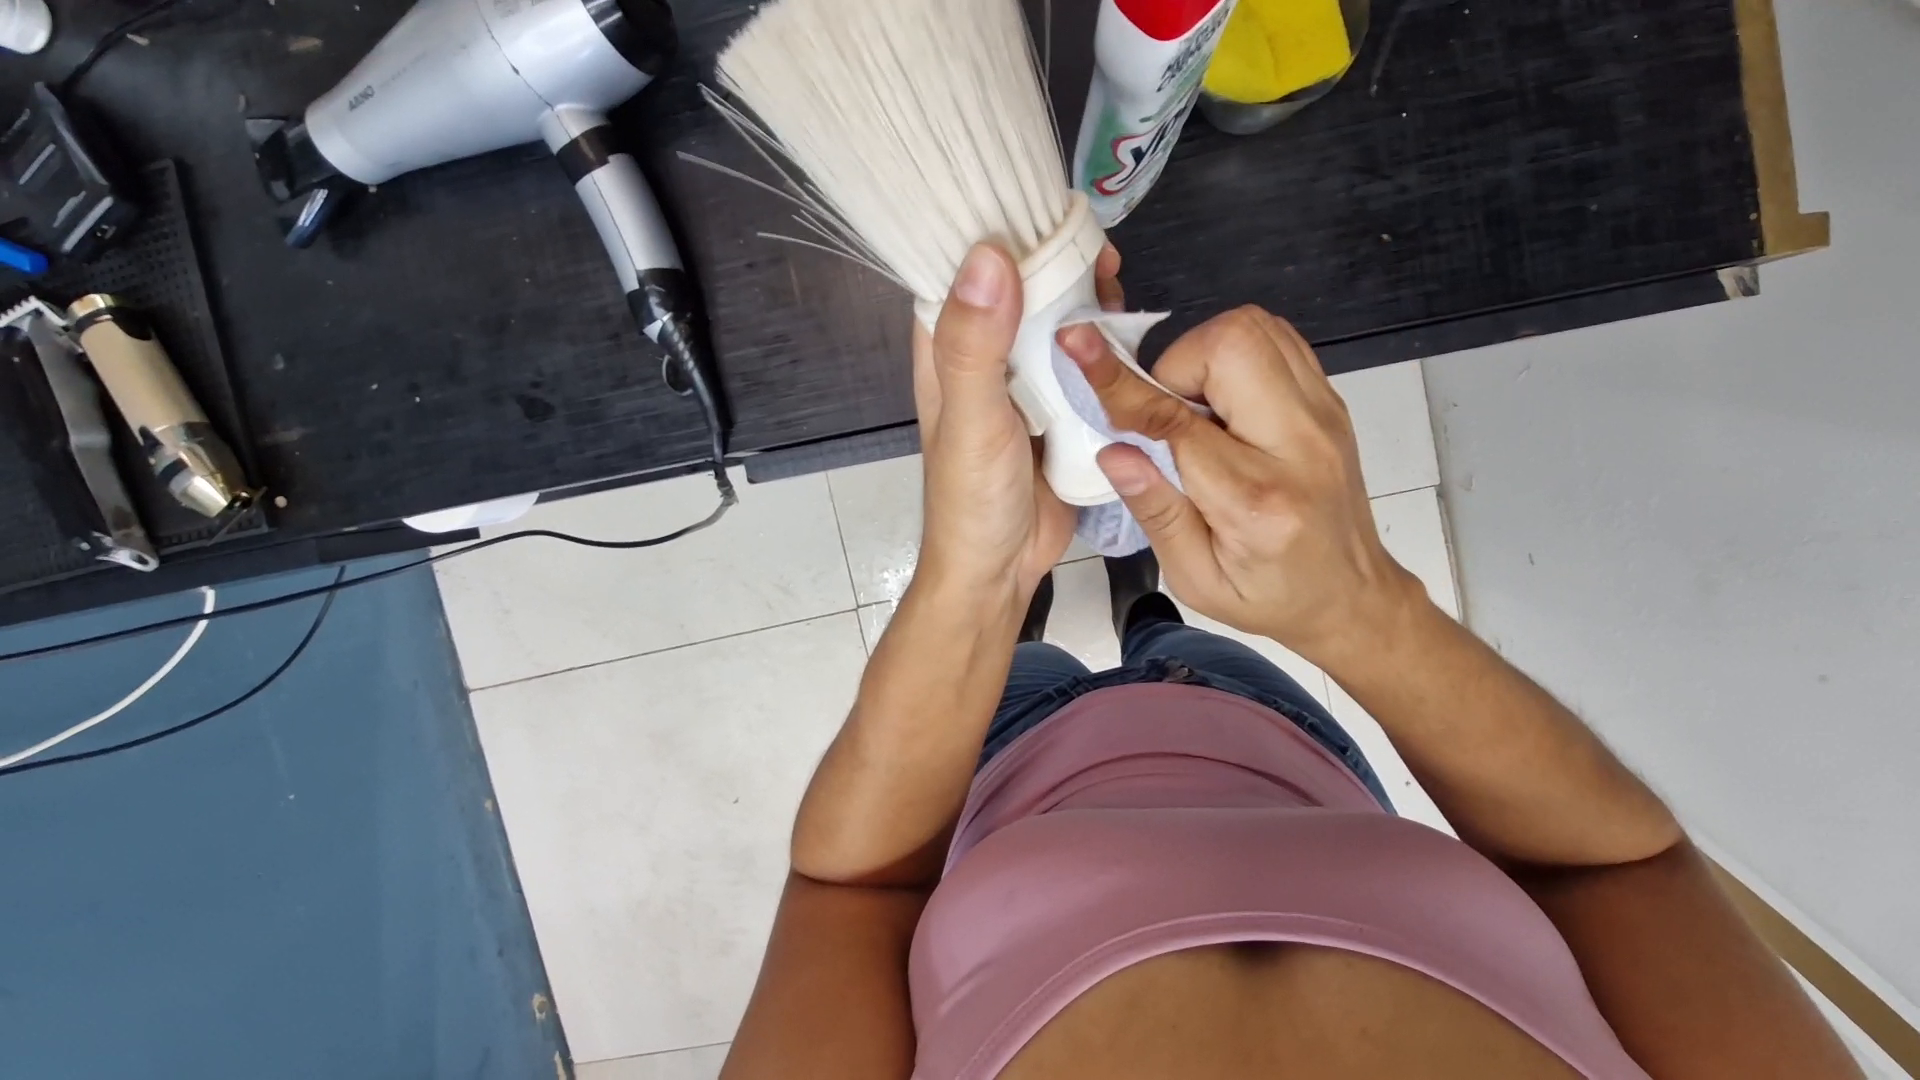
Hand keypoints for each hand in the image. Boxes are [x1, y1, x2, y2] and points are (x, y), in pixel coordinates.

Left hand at [910, 243, 1107, 608]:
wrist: (1002, 569)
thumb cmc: (973, 497)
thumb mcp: (972, 420)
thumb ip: (976, 345)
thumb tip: (990, 253)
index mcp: (946, 348)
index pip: (958, 267)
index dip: (992, 227)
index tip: (1034, 196)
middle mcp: (982, 355)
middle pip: (1016, 287)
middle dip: (1053, 258)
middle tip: (1096, 244)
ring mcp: (1021, 381)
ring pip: (1053, 319)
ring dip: (1082, 297)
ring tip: (1116, 278)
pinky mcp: (1057, 406)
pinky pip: (1080, 360)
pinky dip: (1101, 341)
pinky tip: (1128, 329)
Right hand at [1055, 306, 1425, 663]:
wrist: (1350, 593)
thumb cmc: (1269, 596)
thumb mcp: (1195, 578)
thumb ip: (1155, 512)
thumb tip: (1113, 451)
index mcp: (1255, 500)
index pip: (1176, 422)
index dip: (1121, 382)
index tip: (1078, 344)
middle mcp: (1299, 442)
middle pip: (1230, 344)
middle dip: (1176, 366)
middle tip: (1169, 415)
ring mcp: (1323, 412)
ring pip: (1254, 328)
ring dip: (1204, 357)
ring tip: (1196, 410)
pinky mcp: (1329, 398)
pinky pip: (1275, 337)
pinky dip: (1234, 354)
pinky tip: (1224, 401)